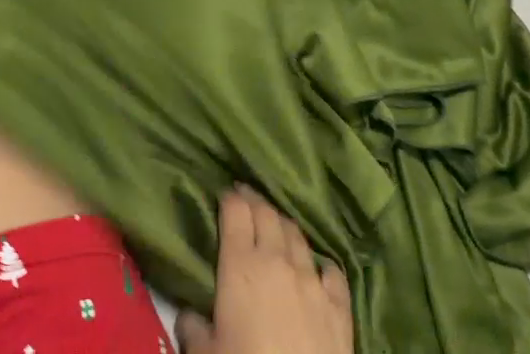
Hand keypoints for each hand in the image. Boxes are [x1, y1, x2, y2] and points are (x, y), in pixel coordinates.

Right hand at [177, 185, 353, 353]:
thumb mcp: (204, 350)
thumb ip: (192, 326)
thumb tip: (190, 315)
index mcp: (239, 265)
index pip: (235, 212)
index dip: (229, 197)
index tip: (223, 192)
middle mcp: (277, 262)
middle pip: (267, 215)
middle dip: (255, 200)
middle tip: (245, 194)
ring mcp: (312, 281)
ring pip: (297, 236)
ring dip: (284, 224)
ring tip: (276, 222)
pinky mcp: (339, 306)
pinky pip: (332, 271)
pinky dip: (322, 262)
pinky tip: (318, 266)